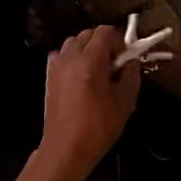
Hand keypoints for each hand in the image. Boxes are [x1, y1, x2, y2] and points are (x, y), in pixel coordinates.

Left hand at [36, 25, 140, 180]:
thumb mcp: (125, 102)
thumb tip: (132, 62)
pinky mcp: (48, 76)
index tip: (125, 59)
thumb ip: (131, 75)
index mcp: (90, 60)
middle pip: (88, 34)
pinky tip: (80, 78)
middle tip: (114, 66)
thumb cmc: (98, 127)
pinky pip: (62, 56)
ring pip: (74, 43)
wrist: (65, 149)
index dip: (119, 41)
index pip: (105, 31)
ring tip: (97, 71)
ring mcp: (56, 65)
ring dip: (87, 50)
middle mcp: (70, 57)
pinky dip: (72, 59)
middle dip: (104, 44)